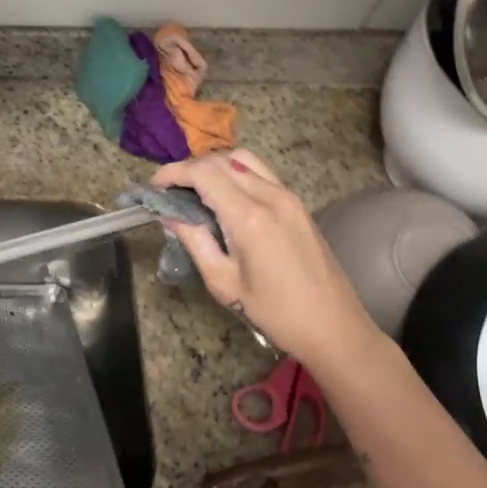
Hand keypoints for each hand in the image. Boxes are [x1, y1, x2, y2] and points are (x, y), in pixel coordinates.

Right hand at [151, 150, 383, 366]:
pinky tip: (223, 199)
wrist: (333, 327)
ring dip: (213, 167)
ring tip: (194, 192)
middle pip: (222, 161)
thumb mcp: (223, 282)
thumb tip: (168, 214)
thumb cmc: (274, 313)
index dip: (173, 173)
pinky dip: (235, 174)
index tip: (152, 187)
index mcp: (250, 217)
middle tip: (168, 192)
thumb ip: (194, 241)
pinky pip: (260, 173)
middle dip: (189, 169)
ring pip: (243, 160)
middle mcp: (271, 196)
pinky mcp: (297, 204)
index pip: (203, 173)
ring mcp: (288, 197)